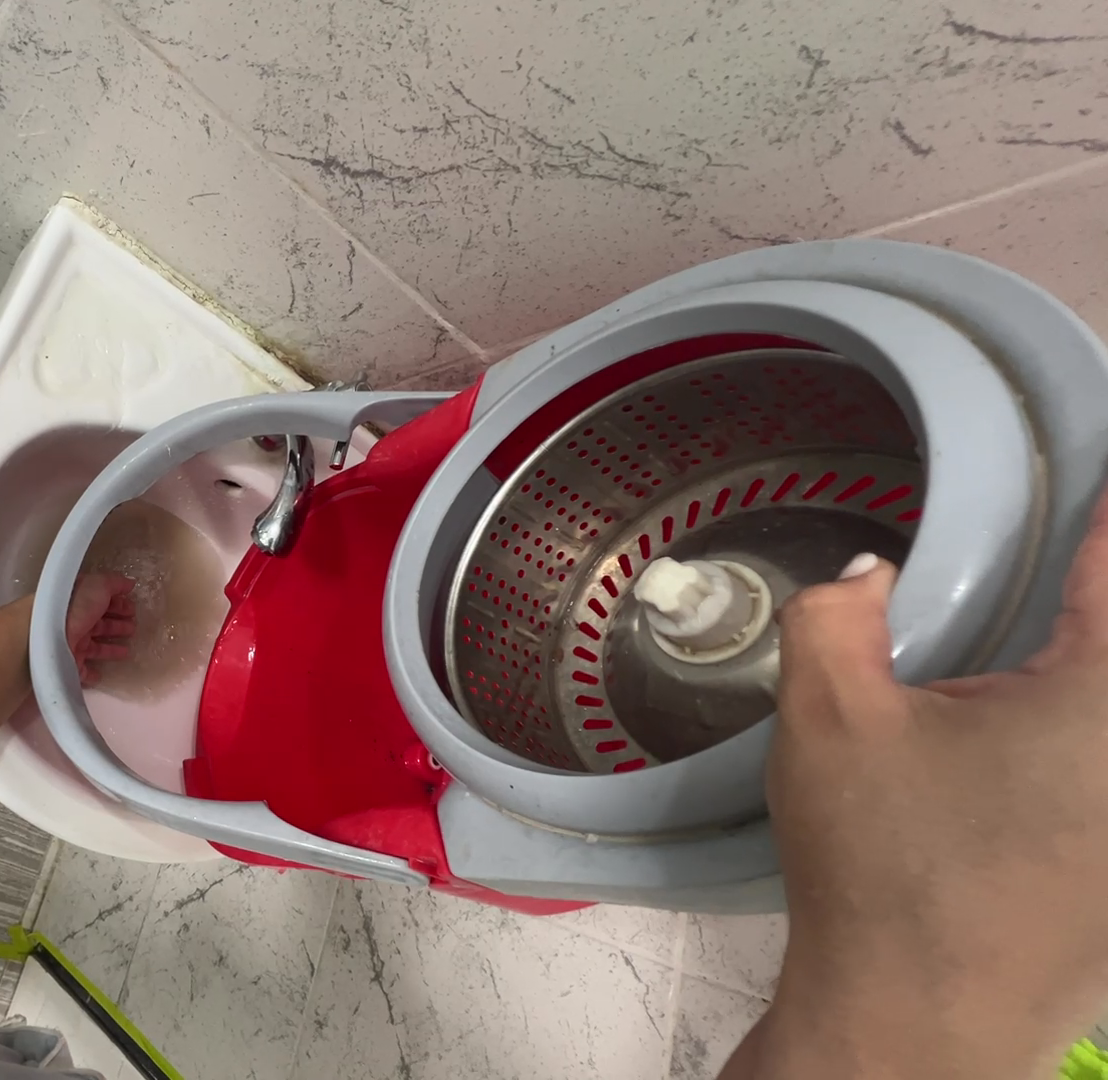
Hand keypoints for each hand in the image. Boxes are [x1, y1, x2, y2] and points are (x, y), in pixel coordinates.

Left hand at [65, 573, 134, 685]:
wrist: (44, 637)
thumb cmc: (72, 607)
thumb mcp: (97, 585)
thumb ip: (114, 583)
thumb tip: (129, 582)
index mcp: (80, 600)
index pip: (102, 601)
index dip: (118, 603)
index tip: (132, 609)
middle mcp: (75, 621)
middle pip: (100, 624)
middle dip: (117, 624)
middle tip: (133, 627)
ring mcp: (71, 643)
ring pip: (94, 647)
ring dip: (110, 649)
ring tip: (126, 651)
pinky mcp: (68, 664)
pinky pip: (82, 669)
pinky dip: (92, 672)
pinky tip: (101, 674)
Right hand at [750, 495, 1107, 1077]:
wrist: (920, 998)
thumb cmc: (876, 849)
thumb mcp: (827, 718)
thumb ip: (837, 619)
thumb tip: (872, 568)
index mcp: (1102, 700)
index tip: (1097, 456)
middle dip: (1089, 581)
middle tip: (1059, 550)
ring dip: (1075, 641)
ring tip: (1032, 617)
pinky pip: (1104, 746)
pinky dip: (1065, 702)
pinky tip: (1021, 711)